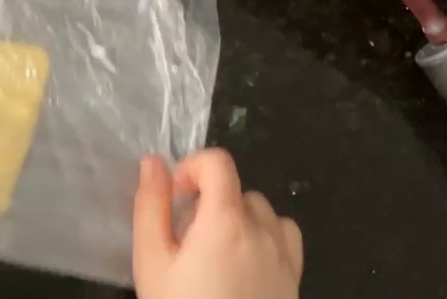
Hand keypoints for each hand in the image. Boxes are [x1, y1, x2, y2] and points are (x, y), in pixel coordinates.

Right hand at [132, 148, 302, 298]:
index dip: (192, 167)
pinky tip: (246, 266)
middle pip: (237, 189)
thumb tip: (153, 162)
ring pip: (264, 212)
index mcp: (226, 220)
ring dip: (240, 218)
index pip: (218, 162)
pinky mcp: (295, 284)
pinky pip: (287, 239)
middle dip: (210, 201)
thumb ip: (151, 206)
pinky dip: (267, 239)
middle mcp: (262, 231)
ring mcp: (285, 259)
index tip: (175, 197)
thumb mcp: (152, 263)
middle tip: (187, 238)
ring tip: (216, 252)